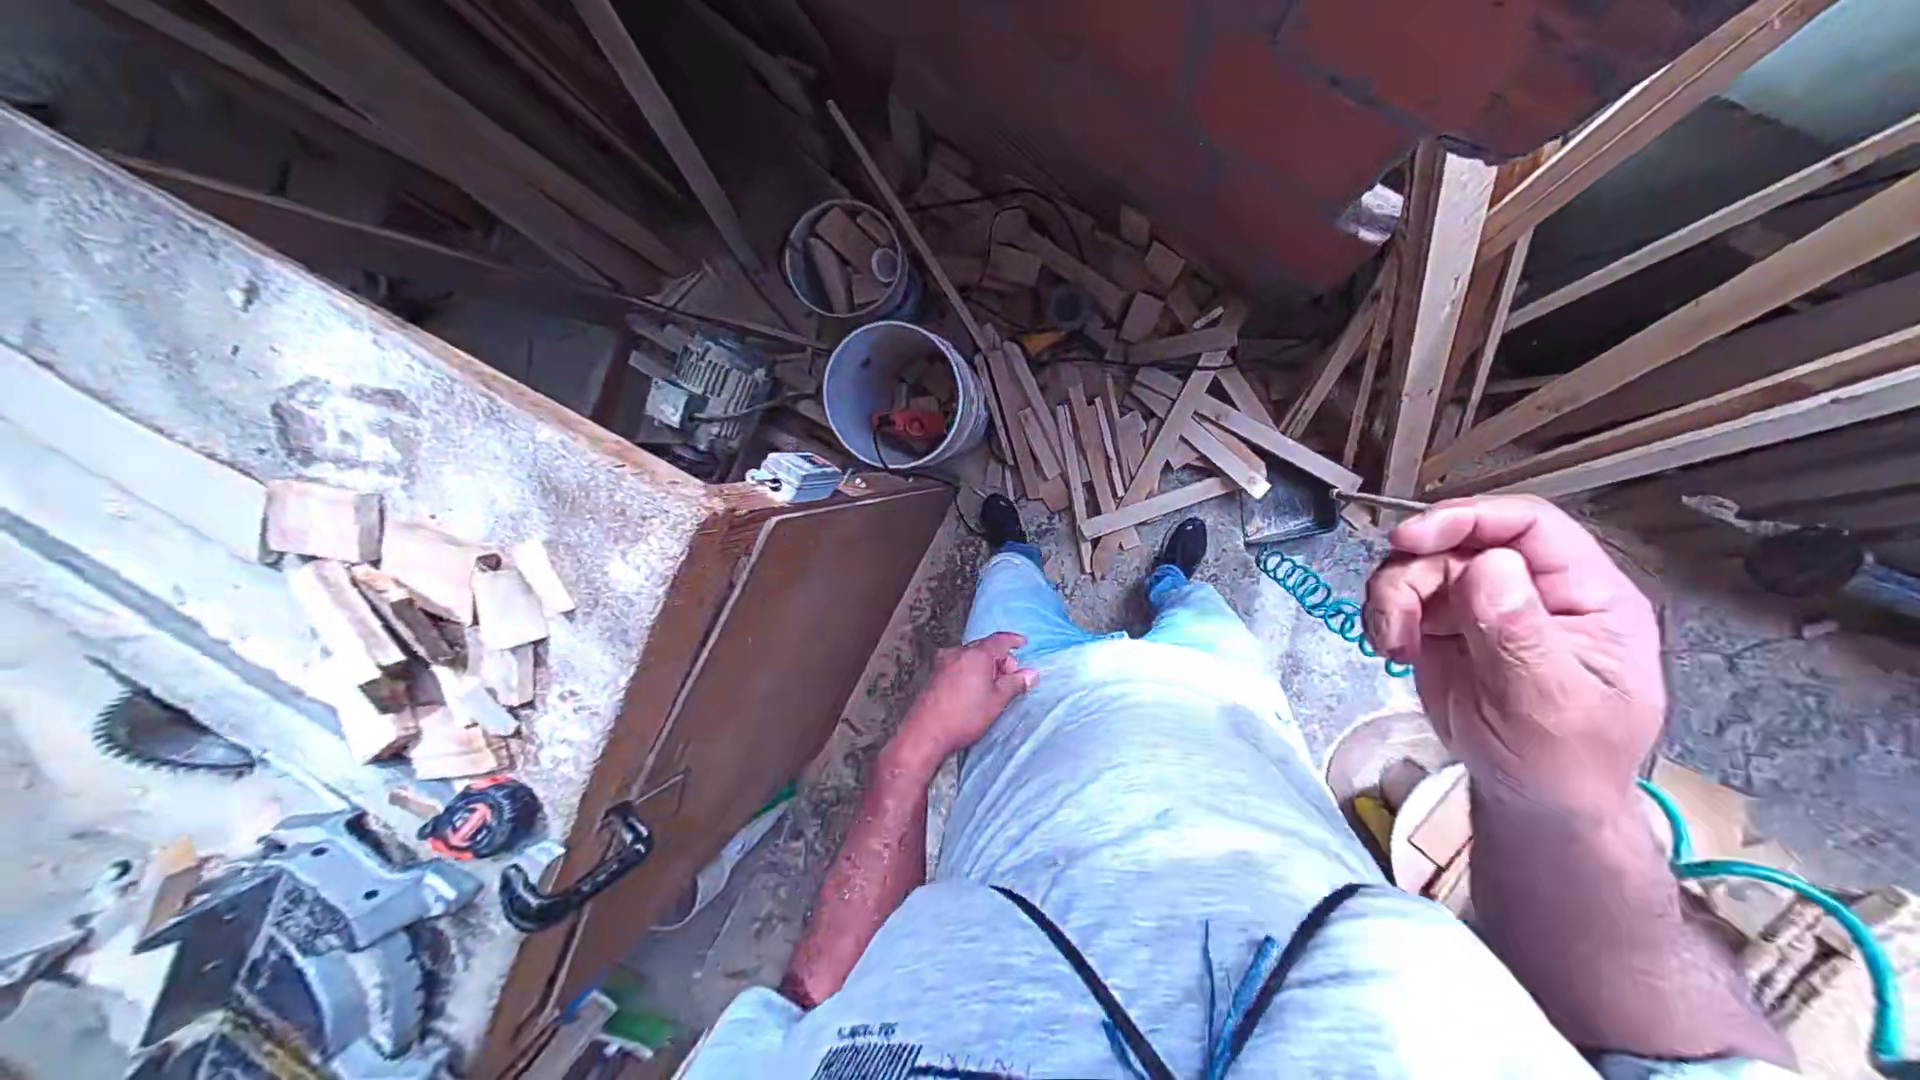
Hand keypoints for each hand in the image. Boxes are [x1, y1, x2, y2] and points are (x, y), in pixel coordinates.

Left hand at [895, 632, 1037, 762]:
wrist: (926, 732)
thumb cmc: (964, 716)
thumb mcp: (997, 700)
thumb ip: (1015, 683)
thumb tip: (1030, 674)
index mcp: (976, 654)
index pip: (1000, 640)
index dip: (1013, 641)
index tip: (1022, 644)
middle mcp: (958, 653)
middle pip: (985, 647)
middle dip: (1001, 659)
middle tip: (1012, 678)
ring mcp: (944, 662)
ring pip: (971, 656)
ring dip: (986, 666)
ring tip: (993, 688)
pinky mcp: (936, 674)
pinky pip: (959, 665)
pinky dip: (971, 671)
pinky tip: (975, 690)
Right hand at [1364, 496, 1663, 816]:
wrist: (1529, 798)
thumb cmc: (1562, 759)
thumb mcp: (1551, 702)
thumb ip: (1522, 635)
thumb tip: (1490, 567)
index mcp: (1584, 595)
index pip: (1528, 525)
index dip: (1467, 520)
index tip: (1412, 540)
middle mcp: (1529, 588)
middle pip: (1454, 544)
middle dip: (1411, 577)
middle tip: (1397, 624)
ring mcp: (1481, 604)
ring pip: (1416, 566)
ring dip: (1390, 601)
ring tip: (1394, 646)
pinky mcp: (1441, 623)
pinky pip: (1396, 597)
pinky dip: (1381, 617)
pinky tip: (1392, 649)